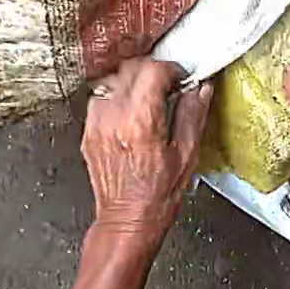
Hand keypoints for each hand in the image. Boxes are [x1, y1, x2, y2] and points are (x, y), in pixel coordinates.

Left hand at [83, 59, 211, 249]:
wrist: (127, 219)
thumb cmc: (158, 195)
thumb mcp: (186, 155)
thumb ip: (193, 116)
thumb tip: (201, 89)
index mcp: (142, 120)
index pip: (153, 70)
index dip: (171, 69)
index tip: (182, 77)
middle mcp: (114, 116)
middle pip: (130, 68)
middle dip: (153, 72)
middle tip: (170, 86)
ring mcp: (96, 123)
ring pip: (113, 80)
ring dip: (134, 82)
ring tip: (150, 100)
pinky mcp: (88, 131)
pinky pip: (101, 99)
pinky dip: (118, 98)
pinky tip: (132, 114)